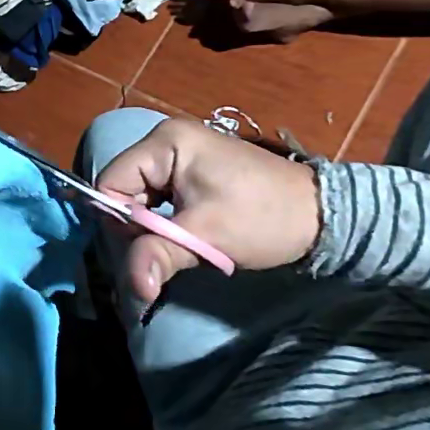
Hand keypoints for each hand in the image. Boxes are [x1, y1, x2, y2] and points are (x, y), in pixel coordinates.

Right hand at [95, 119, 319, 302]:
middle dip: (137, 226)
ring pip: (140, 196)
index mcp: (166, 142)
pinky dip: (166, 221)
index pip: (111, 181)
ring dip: (153, 227)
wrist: (318, 215)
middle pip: (123, 188)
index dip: (120, 219)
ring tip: (180, 243)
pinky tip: (184, 235)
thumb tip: (134, 289)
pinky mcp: (192, 170)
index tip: (147, 246)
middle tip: (168, 249)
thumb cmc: (263, 217)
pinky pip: (159, 197)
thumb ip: (160, 255)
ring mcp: (181, 153)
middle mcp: (167, 140)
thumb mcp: (207, 237)